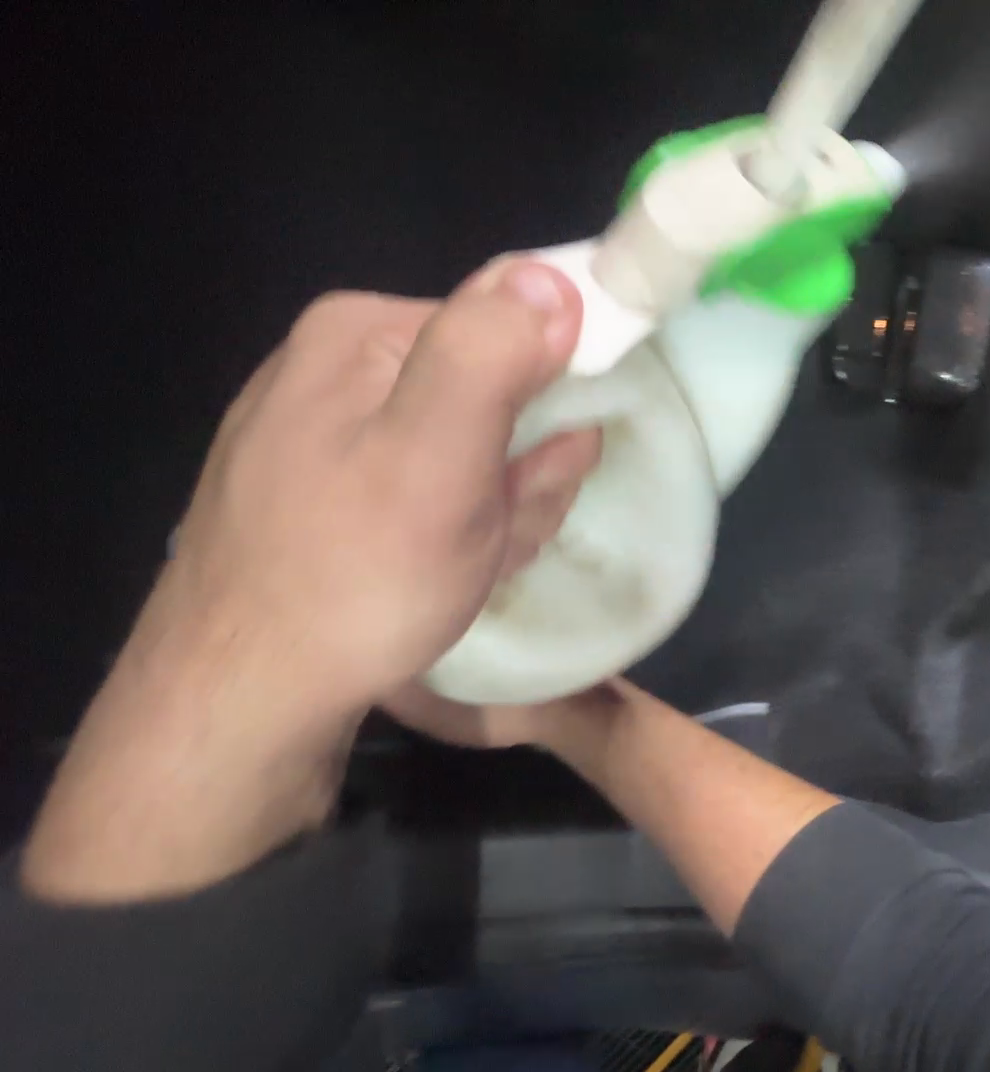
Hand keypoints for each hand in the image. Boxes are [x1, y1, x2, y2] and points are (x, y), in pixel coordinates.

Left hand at [23, 259, 603, 902]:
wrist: (252, 696)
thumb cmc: (358, 574)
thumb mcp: (435, 460)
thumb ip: (489, 358)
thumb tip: (558, 278)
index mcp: (365, 334)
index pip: (513, 321)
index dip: (557, 390)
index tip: (553, 459)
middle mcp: (346, 365)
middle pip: (503, 391)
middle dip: (529, 463)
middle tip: (503, 525)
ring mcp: (341, 429)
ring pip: (486, 445)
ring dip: (510, 501)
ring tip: (479, 555)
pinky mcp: (344, 485)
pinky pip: (450, 483)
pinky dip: (477, 522)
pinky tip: (459, 562)